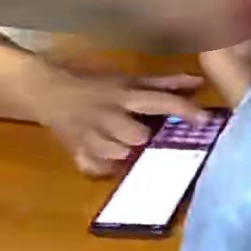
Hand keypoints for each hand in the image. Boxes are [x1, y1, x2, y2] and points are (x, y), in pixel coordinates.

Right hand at [31, 70, 206, 175]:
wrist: (44, 90)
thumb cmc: (96, 86)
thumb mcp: (130, 81)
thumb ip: (166, 83)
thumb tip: (200, 81)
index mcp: (125, 96)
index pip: (160, 101)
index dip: (184, 110)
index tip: (206, 120)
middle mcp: (108, 116)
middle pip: (135, 135)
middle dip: (148, 139)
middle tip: (158, 140)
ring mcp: (88, 135)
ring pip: (114, 154)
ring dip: (127, 156)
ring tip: (135, 154)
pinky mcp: (74, 151)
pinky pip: (92, 168)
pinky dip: (104, 170)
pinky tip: (113, 166)